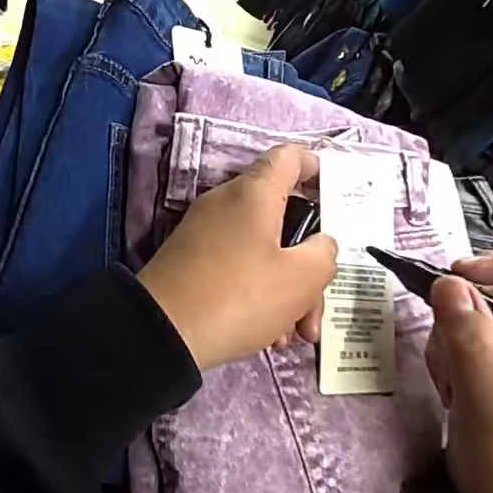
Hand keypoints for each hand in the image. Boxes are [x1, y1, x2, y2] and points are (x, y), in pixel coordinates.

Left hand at [138, 144, 337, 369]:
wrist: (158, 335)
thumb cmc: (238, 296)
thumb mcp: (299, 280)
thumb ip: (324, 254)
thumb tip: (321, 244)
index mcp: (254, 193)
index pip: (290, 156)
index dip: (317, 167)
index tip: (334, 194)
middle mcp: (228, 202)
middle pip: (283, 215)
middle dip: (308, 260)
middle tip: (317, 301)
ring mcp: (206, 232)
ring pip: (264, 248)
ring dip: (287, 286)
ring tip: (294, 333)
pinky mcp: (192, 261)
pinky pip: (238, 265)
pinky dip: (259, 291)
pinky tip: (268, 334)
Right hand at [423, 250, 492, 492]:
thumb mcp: (491, 402)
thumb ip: (469, 337)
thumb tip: (446, 281)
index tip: (465, 273)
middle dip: (476, 315)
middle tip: (445, 337)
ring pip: (491, 319)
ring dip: (460, 341)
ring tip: (451, 383)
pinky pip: (477, 344)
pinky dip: (456, 359)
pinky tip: (451, 392)